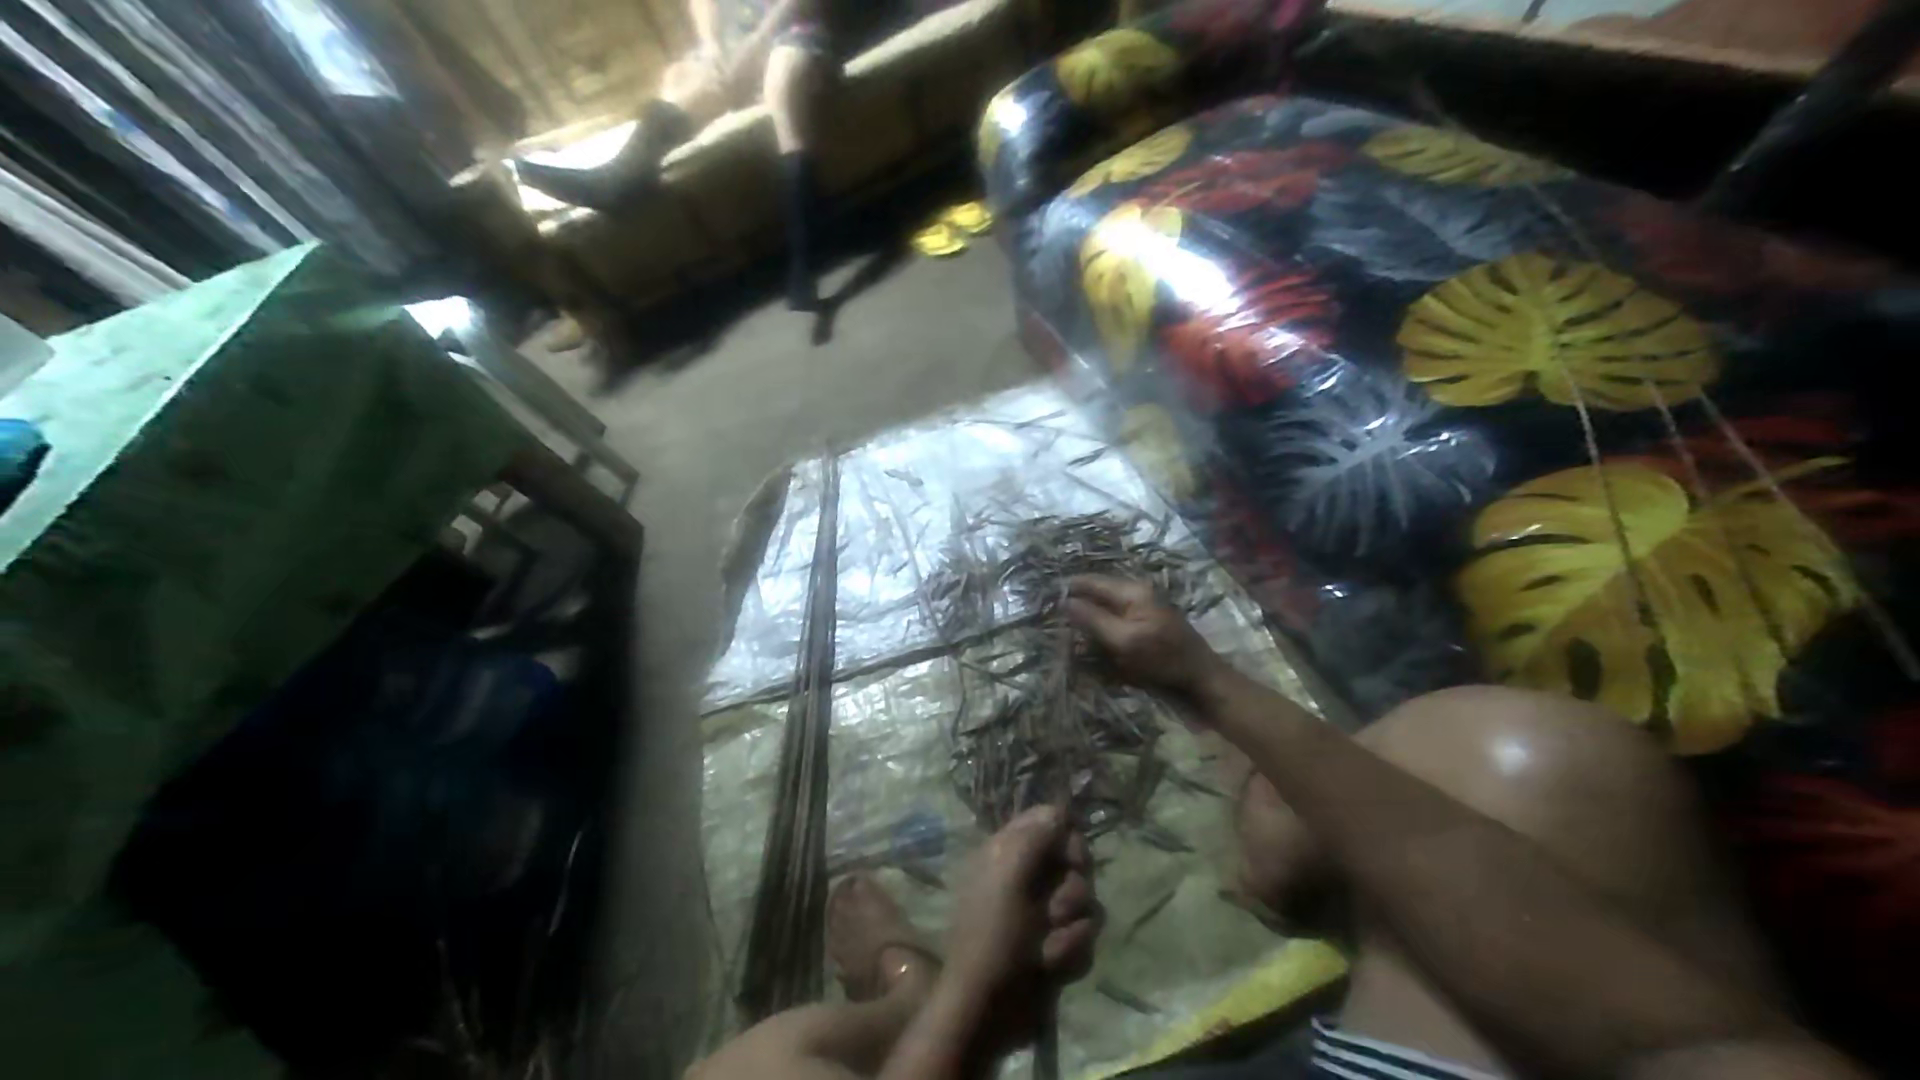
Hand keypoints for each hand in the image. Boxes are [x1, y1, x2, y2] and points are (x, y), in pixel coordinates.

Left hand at [945, 806, 1099, 999]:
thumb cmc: (993, 935)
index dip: (1067, 837)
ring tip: (1045, 947)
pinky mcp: (1059, 942)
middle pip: (1075, 862)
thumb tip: (1059, 808)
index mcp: (1009, 851)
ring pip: (1085, 901)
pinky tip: (1050, 964)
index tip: (1072, 858)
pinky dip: (1069, 951)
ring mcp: (1045, 910)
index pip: (1051, 821)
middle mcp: (1029, 875)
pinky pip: (1085, 935)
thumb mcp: (1008, 874)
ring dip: (1068, 927)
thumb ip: (1034, 836)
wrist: (987, 1007)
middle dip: (1071, 890)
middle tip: (1053, 910)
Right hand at [1066, 575, 1225, 698]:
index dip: (1067, 589)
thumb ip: (1092, 619)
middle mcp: (1136, 593)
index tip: (1043, 598)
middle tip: (1050, 616)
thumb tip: (1064, 602)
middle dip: (1075, 603)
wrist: (1201, 678)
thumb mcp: (1124, 640)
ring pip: (1103, 607)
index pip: (1090, 582)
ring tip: (1065, 629)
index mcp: (1131, 590)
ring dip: (1086, 617)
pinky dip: (1099, 627)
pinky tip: (1088, 638)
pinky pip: (1113, 619)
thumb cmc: (1163, 658)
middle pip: (1096, 593)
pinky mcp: (1143, 624)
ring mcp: (1141, 607)